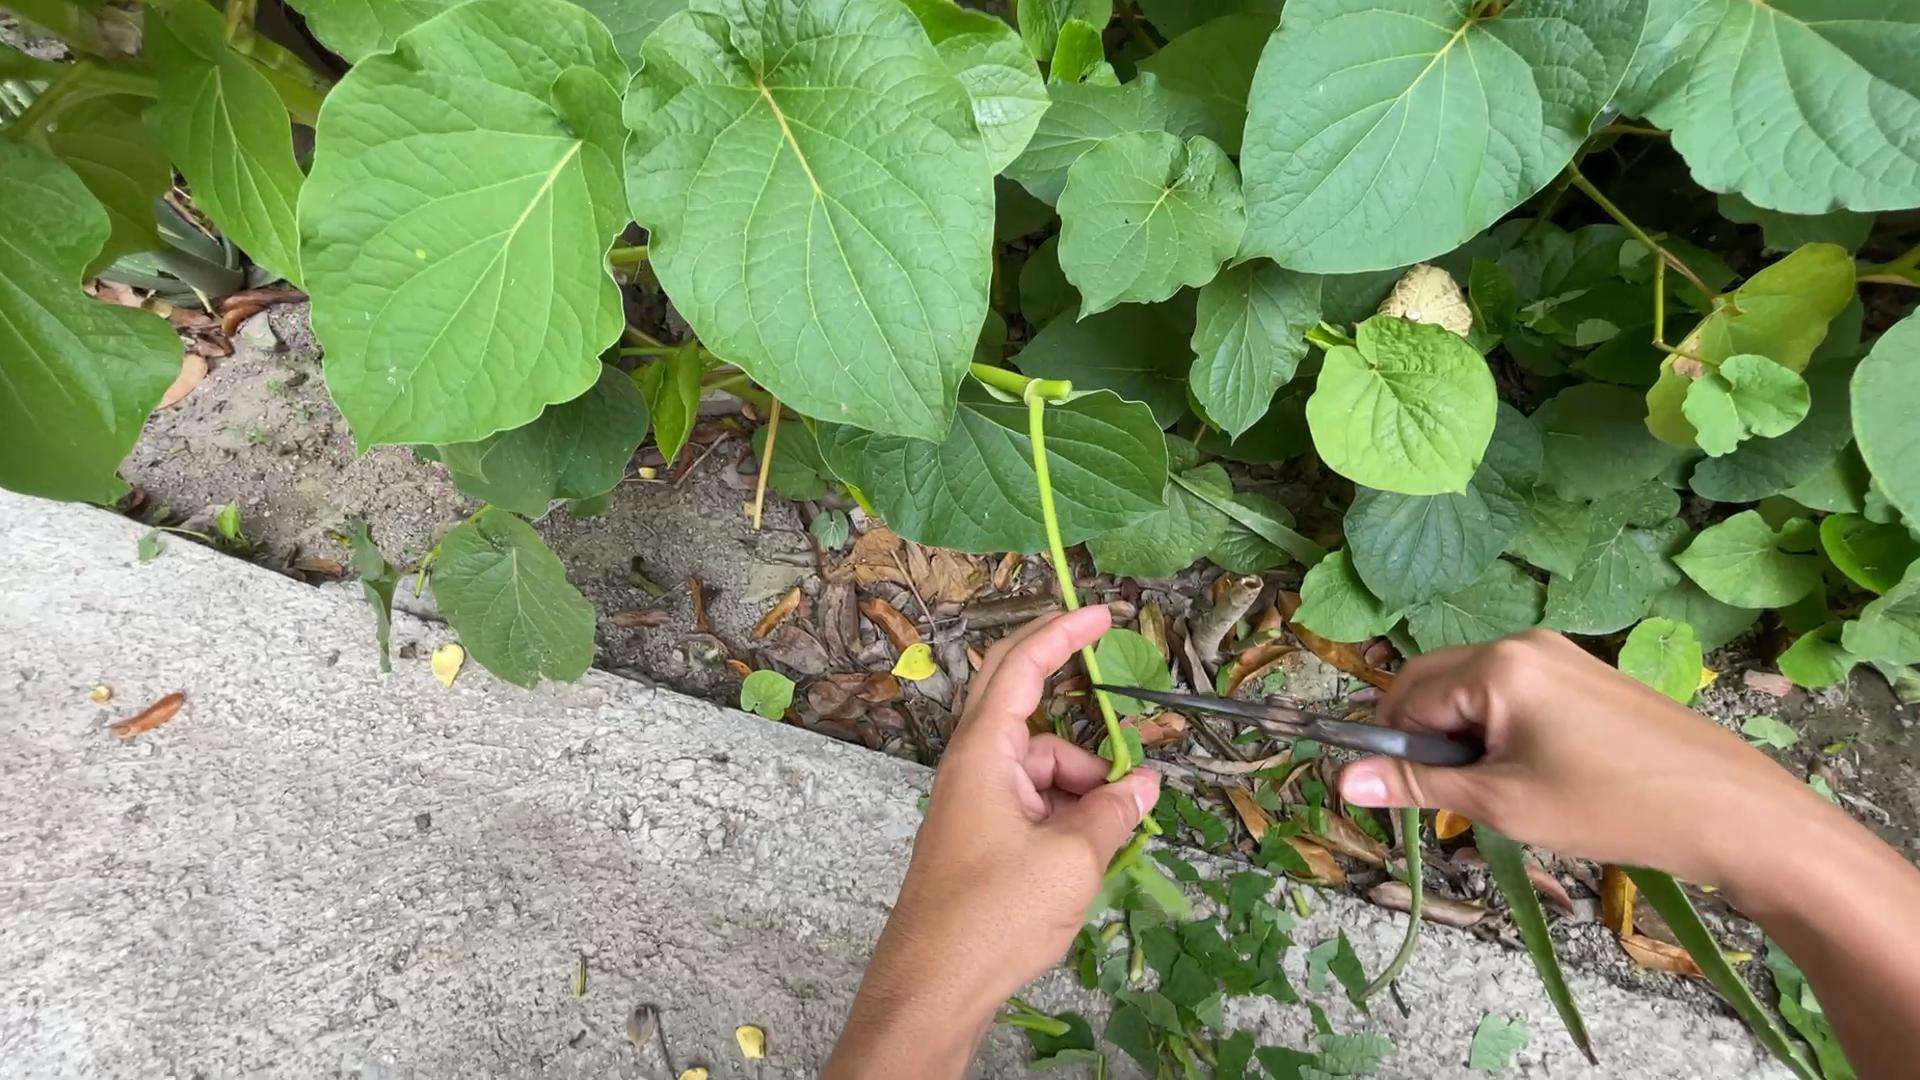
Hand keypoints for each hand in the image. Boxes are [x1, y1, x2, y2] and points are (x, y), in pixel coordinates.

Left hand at [824, 606, 1160, 1079]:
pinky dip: (1066, 807)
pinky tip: (1091, 845)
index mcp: (983, 749)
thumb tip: (1147, 782)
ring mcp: (976, 794)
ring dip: (1081, 778)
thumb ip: (1114, 811)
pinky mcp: (982, 827)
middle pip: (1018, 694)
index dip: (1062, 633)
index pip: (1020, 667)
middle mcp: (974, 760)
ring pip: (1039, 760)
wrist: (933, 984)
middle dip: (1061, 672)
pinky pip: (1033, 795)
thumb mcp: (1072, 859)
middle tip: (1104, 652)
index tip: (1101, 612)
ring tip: (1114, 824)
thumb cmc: (995, 914)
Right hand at [1336, 629, 1822, 887]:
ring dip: (1458, 728)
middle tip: (1451, 788)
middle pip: (1431, 679)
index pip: (1407, 696)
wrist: (1750, 820)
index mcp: (1497, 664)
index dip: (1395, 743)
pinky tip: (1529, 762)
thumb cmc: (1615, 809)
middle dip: (1423, 732)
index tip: (1407, 789)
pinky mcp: (1580, 669)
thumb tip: (1341, 781)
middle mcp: (1520, 642)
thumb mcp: (1503, 803)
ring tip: (1496, 780)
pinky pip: (1505, 686)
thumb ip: (1415, 783)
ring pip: (1466, 683)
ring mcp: (1555, 651)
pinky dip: (1493, 721)